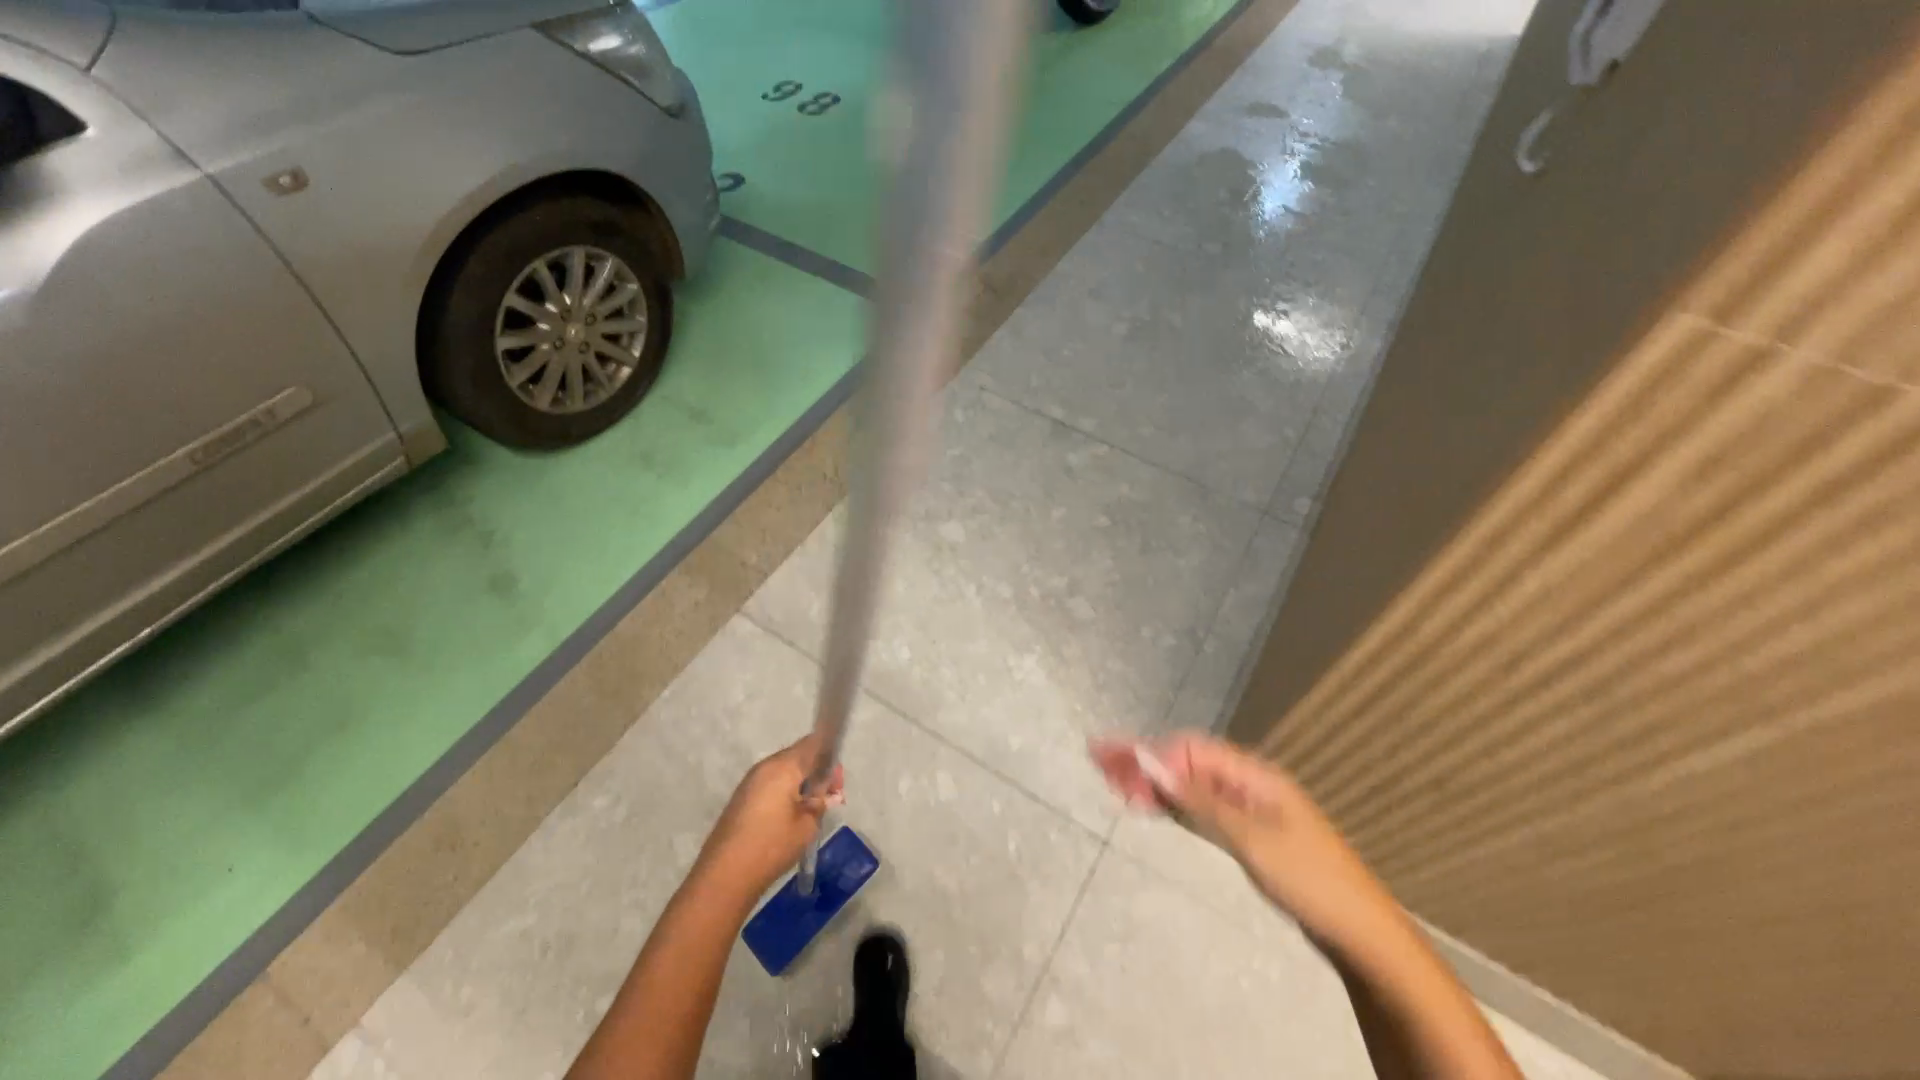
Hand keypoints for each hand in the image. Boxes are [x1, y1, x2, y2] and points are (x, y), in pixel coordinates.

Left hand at [697, 734, 844, 896]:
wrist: (725, 873)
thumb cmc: (772, 845)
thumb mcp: (807, 825)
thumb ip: (820, 803)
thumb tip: (824, 795)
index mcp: (783, 767)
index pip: (813, 744)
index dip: (831, 759)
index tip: (837, 785)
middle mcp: (765, 767)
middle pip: (799, 756)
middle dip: (817, 773)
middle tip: (830, 800)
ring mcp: (751, 781)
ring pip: (785, 771)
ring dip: (802, 784)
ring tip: (812, 811)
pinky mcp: (743, 798)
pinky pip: (772, 784)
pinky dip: (787, 792)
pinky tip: (793, 816)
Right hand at [1090, 732, 1406, 954]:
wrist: (1359, 931)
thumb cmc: (1308, 879)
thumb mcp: (1250, 838)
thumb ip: (1199, 800)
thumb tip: (1151, 762)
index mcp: (1255, 776)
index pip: (1190, 749)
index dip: (1147, 750)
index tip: (1105, 757)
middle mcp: (1251, 785)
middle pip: (1189, 762)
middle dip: (1145, 761)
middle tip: (1098, 765)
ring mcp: (1252, 810)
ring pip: (1193, 785)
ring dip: (1156, 781)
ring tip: (1115, 784)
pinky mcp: (1251, 835)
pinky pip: (1203, 807)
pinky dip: (1175, 804)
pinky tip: (1155, 807)